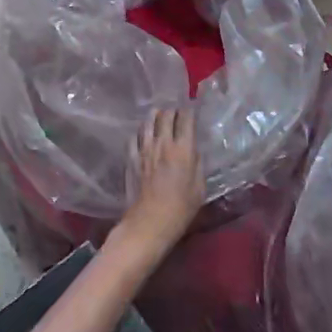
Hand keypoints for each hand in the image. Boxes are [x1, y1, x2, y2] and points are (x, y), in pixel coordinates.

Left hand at [116, 108, 203, 253]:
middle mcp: (163, 143)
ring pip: (147, 122)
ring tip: (159, 115)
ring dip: (155, 116)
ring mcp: (144, 150)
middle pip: (165, 116)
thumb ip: (197, 164)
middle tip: (176, 112)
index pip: (186, 119)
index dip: (189, 110)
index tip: (192, 109)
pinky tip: (143, 134)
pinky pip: (134, 137)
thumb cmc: (181, 208)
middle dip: (172, 110)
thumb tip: (194, 151)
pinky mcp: (131, 159)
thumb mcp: (200, 186)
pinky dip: (140, 132)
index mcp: (183, 149)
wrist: (149, 222)